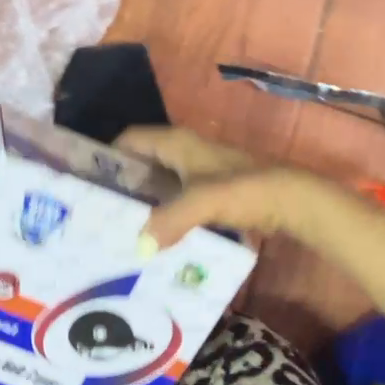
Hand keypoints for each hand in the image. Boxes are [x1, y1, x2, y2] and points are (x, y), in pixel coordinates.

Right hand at [117, 126, 323, 248]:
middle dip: (120, 182)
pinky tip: (155, 234)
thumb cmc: (245, 190)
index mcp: (175, 143)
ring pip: (158, 180)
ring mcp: (199, 170)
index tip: (88, 182)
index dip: (107, 155)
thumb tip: (138, 246)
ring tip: (119, 225)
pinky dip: (163, 210)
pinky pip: (176, 196)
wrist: (296, 201)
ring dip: (141, 199)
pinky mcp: (212, 189)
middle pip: (140, 161)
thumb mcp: (202, 203)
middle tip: (99, 210)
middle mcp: (184, 150)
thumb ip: (168, 220)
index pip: (128, 139)